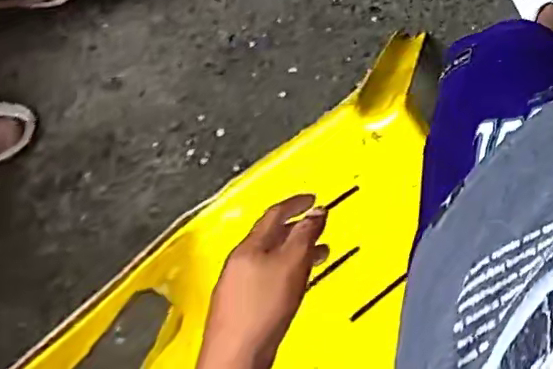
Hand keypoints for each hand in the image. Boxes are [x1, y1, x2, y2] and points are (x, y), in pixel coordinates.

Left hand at [197, 196, 327, 368]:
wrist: (236, 359)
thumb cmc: (261, 310)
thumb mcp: (294, 261)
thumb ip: (307, 233)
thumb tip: (317, 212)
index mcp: (248, 248)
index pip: (274, 214)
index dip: (296, 203)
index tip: (311, 199)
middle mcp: (237, 264)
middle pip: (271, 237)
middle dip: (297, 230)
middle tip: (317, 227)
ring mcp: (235, 287)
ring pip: (269, 258)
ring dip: (294, 253)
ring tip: (314, 257)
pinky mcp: (238, 308)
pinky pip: (265, 278)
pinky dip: (284, 272)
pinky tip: (295, 283)